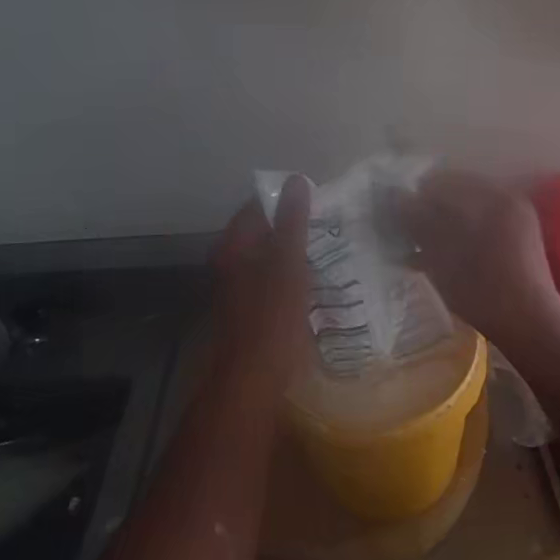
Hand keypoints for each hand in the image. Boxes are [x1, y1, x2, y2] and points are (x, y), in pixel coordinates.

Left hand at [209, 175, 312, 386]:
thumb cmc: (271, 317)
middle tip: (331, 224)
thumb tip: (296, 180)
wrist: (252, 379)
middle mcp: (228, 260)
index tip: (320, 201)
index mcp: (232, 245)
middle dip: (294, 226)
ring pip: (268, 256)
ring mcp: (236, 285)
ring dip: (294, 251)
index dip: (286, 199)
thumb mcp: (287, 264)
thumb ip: (292, 222)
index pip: (257, 206)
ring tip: (330, 248)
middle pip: (262, 231)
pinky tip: (316, 279)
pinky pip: (271, 278)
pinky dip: (290, 274)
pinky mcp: (247, 306)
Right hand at [398, 170, 559, 346]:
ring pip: (462, 215)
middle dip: (424, 213)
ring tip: (412, 250)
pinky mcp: (514, 244)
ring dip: (436, 228)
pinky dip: (453, 240)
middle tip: (401, 234)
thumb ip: (415, 218)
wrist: (530, 328)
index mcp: (492, 194)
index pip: (440, 181)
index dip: (413, 196)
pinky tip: (430, 261)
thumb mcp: (440, 251)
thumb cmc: (482, 286)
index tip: (393, 217)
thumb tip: (393, 195)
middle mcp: (506, 200)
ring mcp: (514, 223)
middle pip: (452, 196)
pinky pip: (476, 230)